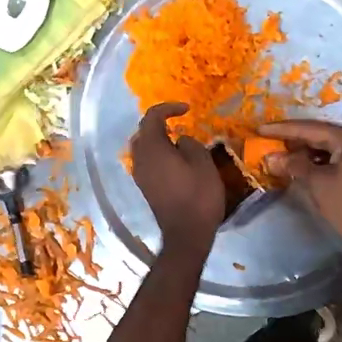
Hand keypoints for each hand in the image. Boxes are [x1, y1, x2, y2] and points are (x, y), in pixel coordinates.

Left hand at [130, 103, 224, 247]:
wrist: (186, 234)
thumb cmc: (198, 195)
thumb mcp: (202, 162)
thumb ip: (190, 143)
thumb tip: (180, 141)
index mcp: (151, 148)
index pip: (152, 117)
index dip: (168, 108)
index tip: (187, 109)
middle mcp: (139, 159)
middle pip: (144, 132)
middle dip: (160, 123)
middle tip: (180, 122)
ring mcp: (140, 175)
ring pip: (144, 148)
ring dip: (158, 140)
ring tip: (178, 141)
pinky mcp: (145, 187)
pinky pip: (147, 162)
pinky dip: (158, 154)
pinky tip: (175, 160)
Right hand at [259, 121, 341, 259]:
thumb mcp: (319, 185)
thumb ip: (294, 166)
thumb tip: (271, 157)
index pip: (309, 128)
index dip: (281, 129)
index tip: (258, 129)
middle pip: (318, 134)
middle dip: (291, 139)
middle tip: (266, 141)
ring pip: (326, 147)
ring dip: (303, 152)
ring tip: (278, 155)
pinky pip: (334, 157)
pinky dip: (316, 161)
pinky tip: (300, 168)